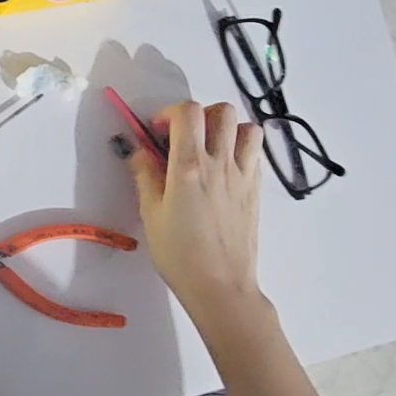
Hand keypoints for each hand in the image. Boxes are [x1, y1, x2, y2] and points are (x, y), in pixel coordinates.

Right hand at [128, 101, 267, 324]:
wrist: (220, 284)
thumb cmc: (179, 253)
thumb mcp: (150, 214)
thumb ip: (145, 176)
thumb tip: (139, 153)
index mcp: (188, 166)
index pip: (188, 113)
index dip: (169, 112)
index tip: (157, 131)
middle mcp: (219, 163)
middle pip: (221, 111)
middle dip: (199, 114)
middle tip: (183, 135)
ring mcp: (243, 175)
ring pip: (246, 127)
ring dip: (226, 128)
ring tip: (208, 147)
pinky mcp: (256, 189)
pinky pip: (254, 153)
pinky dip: (240, 148)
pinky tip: (223, 168)